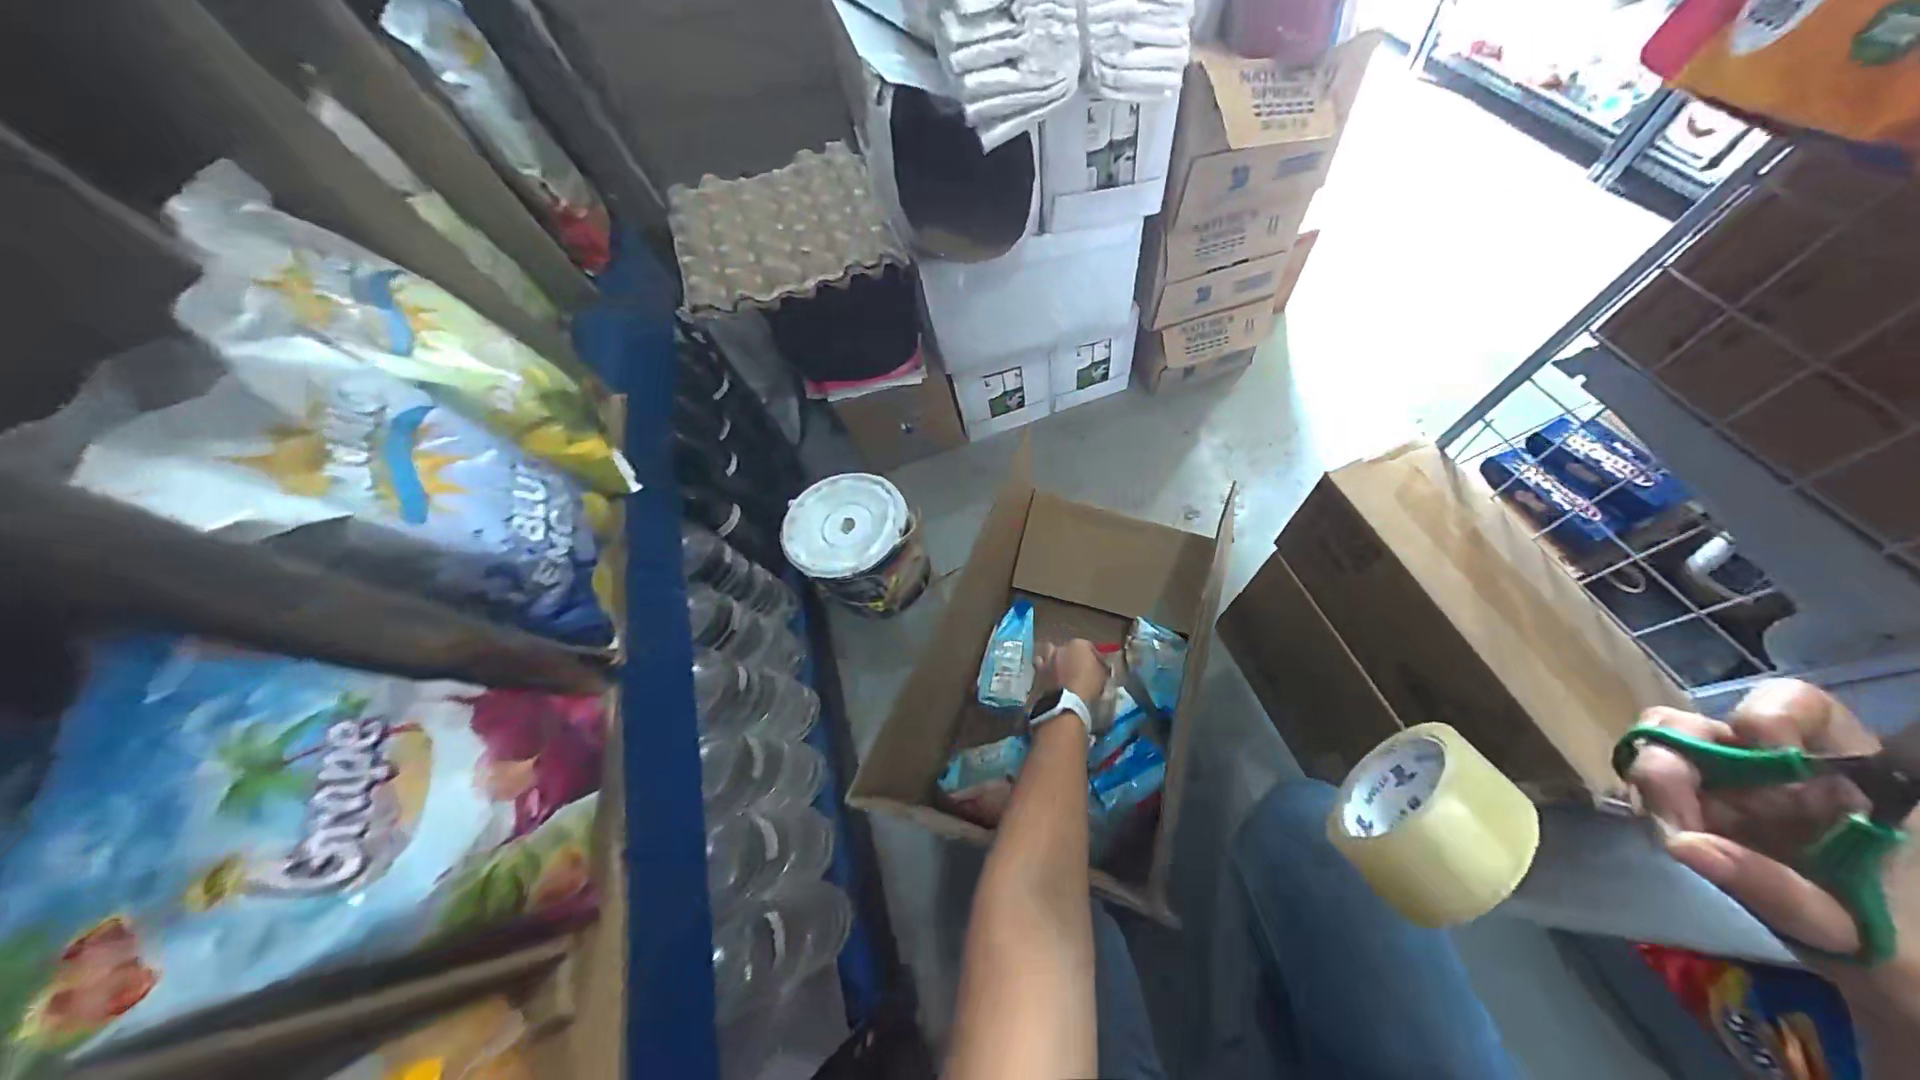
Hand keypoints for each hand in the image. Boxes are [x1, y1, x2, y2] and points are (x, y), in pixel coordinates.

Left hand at [1037, 639, 1106, 706]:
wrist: (1065, 701)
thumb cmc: (1088, 686)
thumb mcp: (1103, 675)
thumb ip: (1101, 666)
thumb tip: (1100, 665)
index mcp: (1079, 645)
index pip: (1089, 647)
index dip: (1094, 656)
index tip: (1097, 666)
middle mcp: (1060, 648)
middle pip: (1067, 648)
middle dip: (1070, 655)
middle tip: (1076, 667)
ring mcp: (1047, 659)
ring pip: (1048, 653)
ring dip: (1053, 658)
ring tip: (1058, 669)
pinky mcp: (1038, 671)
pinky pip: (1040, 666)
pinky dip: (1043, 670)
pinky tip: (1048, 677)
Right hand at [1625, 681, 1902, 958]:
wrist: (1892, 975)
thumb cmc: (1901, 943)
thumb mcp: (1850, 926)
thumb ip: (1773, 887)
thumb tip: (1680, 846)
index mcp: (1844, 773)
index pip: (1796, 705)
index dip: (1767, 717)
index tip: (1768, 757)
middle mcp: (1775, 766)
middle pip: (1699, 724)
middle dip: (1669, 758)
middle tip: (1668, 813)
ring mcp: (1729, 786)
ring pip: (1662, 746)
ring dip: (1652, 782)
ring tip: (1667, 831)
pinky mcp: (1697, 807)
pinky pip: (1654, 784)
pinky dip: (1648, 805)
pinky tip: (1669, 838)